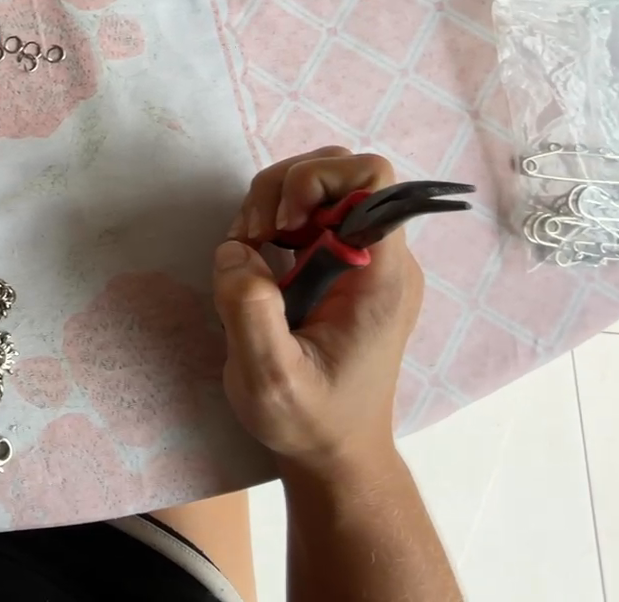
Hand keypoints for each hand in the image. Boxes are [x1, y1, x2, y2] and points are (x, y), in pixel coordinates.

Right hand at [212, 147, 421, 474]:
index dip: (315, 184)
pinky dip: (264, 217)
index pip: (372, 182)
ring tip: (246, 249)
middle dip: (281, 189)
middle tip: (253, 238)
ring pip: (313, 182)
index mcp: (380, 277)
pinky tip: (251, 254)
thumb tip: (238, 251)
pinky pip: (300, 208)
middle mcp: (376, 256)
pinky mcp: (330, 262)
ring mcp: (354, 256)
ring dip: (267, 202)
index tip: (278, 229)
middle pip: (337, 170)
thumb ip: (250, 314)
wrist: (331, 449)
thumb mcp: (271, 378)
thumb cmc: (309, 419)